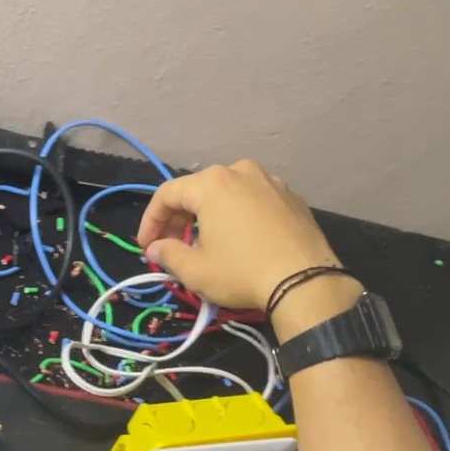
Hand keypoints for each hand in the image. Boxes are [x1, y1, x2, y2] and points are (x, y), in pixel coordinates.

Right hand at [136, 160, 342, 311]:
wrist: (303, 279)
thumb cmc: (240, 271)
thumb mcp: (194, 270)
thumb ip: (169, 254)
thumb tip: (157, 247)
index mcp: (212, 184)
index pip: (167, 194)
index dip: (150, 221)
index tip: (146, 246)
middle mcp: (240, 171)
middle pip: (197, 190)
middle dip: (178, 219)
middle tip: (170, 246)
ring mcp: (269, 180)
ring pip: (225, 193)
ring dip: (206, 216)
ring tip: (202, 244)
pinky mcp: (289, 196)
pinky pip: (250, 200)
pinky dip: (234, 216)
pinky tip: (235, 241)